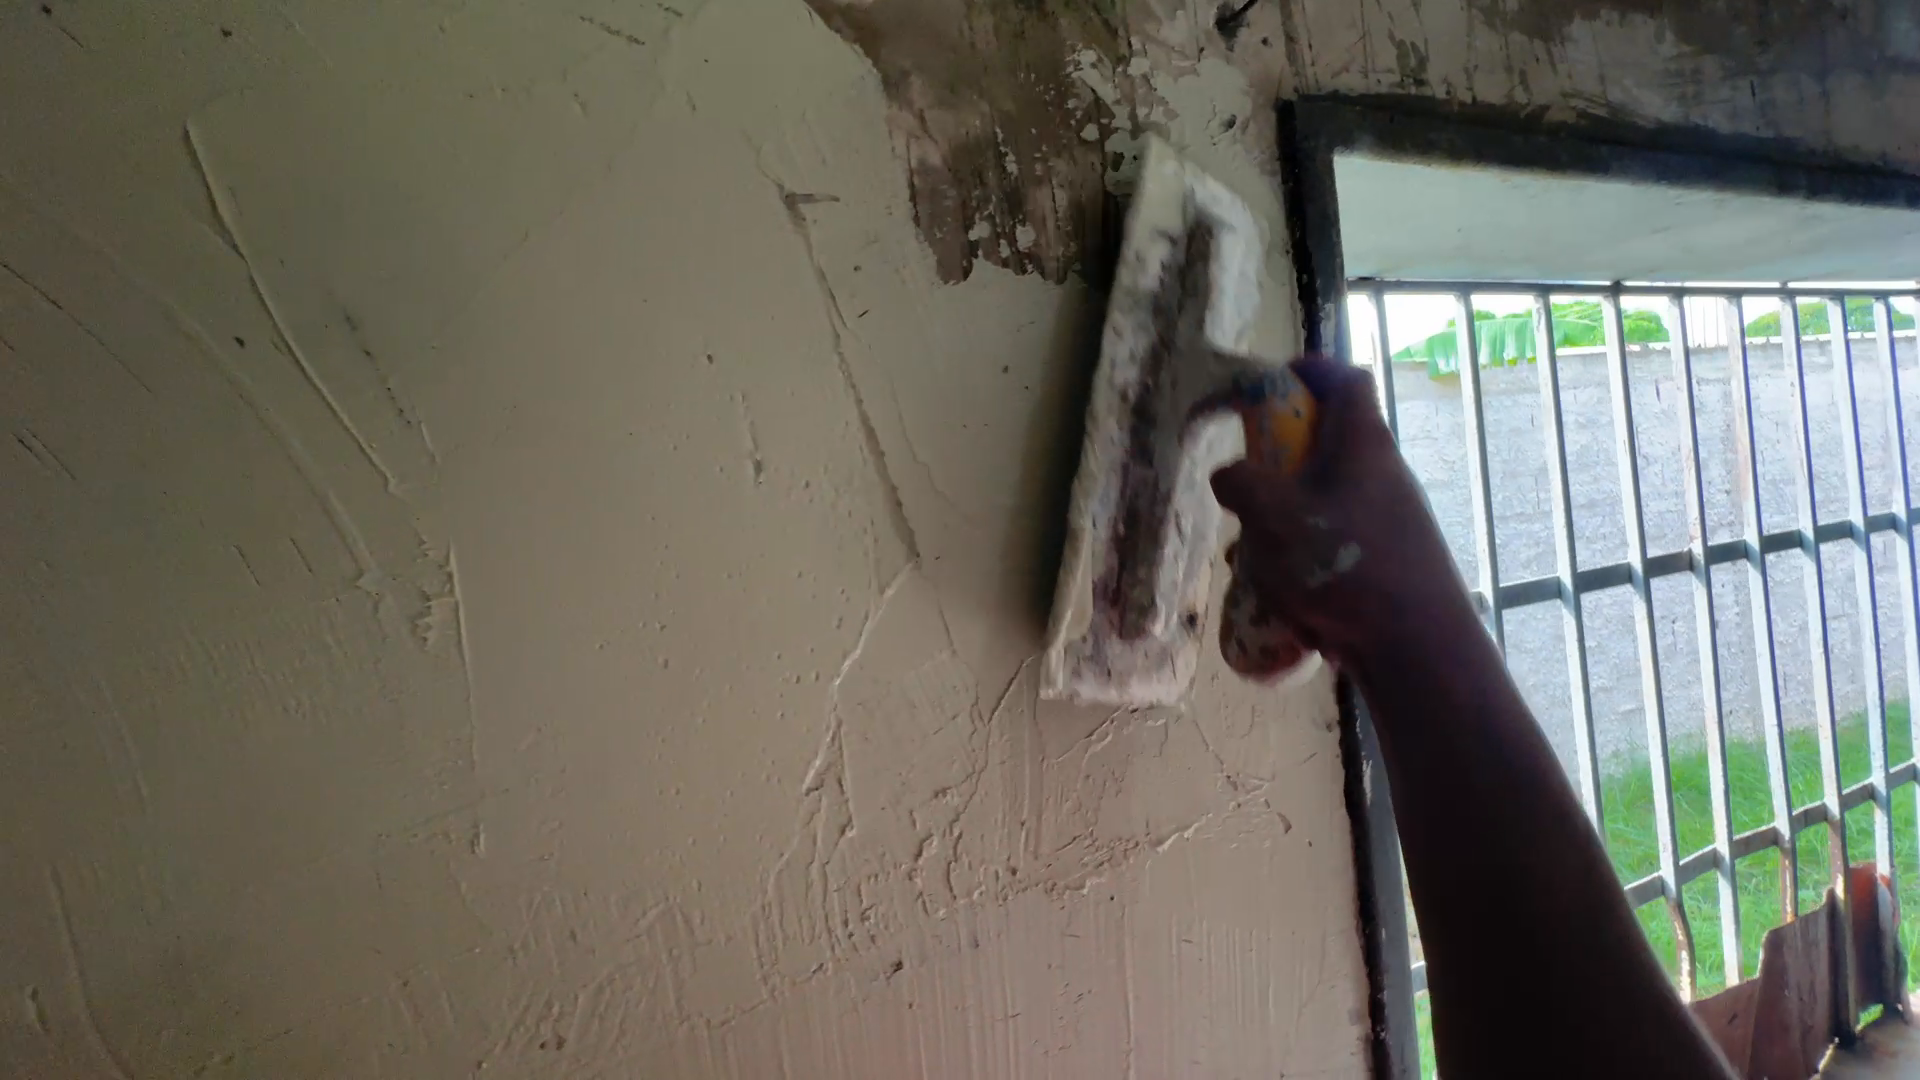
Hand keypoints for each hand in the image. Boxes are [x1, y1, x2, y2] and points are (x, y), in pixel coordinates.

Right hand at [1210, 356, 1469, 668]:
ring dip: (1282, 512)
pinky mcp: (1386, 559)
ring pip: (1323, 498)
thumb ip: (1241, 484)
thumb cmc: (1343, 566)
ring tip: (1248, 546)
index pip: (1345, 382)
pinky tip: (1275, 584)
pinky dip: (1299, 549)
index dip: (1311, 370)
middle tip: (1246, 480)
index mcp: (1362, 446)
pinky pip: (1332, 538)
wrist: (1413, 645)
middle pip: (1328, 443)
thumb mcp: (1272, 517)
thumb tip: (1228, 475)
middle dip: (1280, 459)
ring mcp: (1388, 519)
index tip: (1274, 378)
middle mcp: (1382, 474)